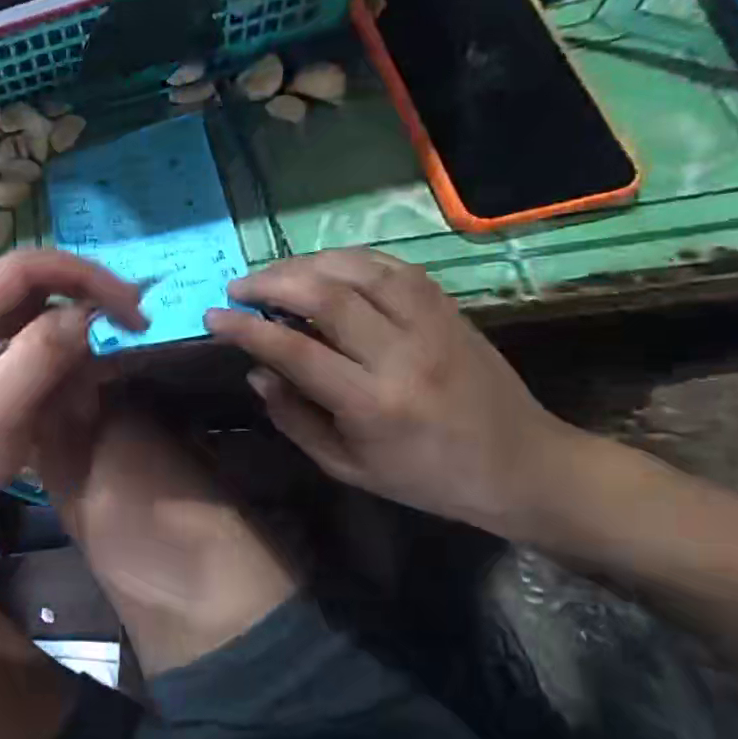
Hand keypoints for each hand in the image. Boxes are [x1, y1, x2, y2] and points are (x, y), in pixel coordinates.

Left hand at [0, 251, 148, 558]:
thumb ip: (36, 359)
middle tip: (135, 321)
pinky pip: (45, 326)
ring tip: (121, 341)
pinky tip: (92, 365)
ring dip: (86, 316)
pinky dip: (74, 341)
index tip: (128, 304)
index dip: (83, 275)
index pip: (28, 266)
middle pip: (41, 276)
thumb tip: (84, 316)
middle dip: (91, 292)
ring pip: (48, 299)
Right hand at [204, 249, 584, 539]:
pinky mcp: (448, 309)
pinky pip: (392, 267)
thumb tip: (257, 370)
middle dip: (270, 284)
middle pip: (325, 297)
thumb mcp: (347, 467)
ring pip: (358, 270)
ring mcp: (431, 325)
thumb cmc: (426, 477)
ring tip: (274, 274)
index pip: (295, 351)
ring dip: (305, 264)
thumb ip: (294, 419)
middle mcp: (402, 355)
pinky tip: (322, 267)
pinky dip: (347, 260)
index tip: (213, 317)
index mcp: (373, 404)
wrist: (524, 466)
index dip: (245, 330)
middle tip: (239, 288)